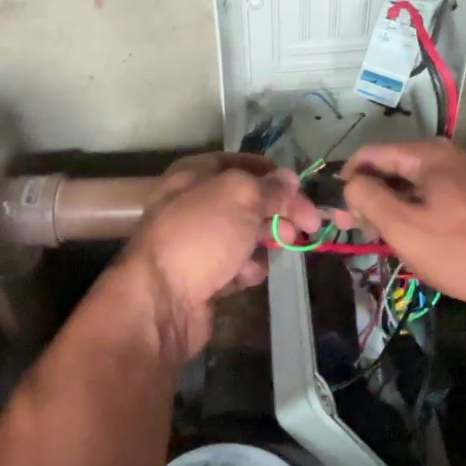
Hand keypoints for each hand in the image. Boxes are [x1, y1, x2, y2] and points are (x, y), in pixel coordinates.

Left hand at [116, 153, 319, 356]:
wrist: (160, 301)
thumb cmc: (200, 236)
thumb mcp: (241, 197)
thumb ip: (270, 187)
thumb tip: (289, 179)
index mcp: (196, 174)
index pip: (244, 164)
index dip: (275, 176)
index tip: (302, 191)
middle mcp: (194, 203)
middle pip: (249, 201)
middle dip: (279, 211)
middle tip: (305, 226)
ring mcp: (197, 242)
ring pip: (246, 234)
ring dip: (267, 240)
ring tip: (281, 248)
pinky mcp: (203, 275)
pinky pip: (237, 265)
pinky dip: (247, 269)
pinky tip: (247, 276)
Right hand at [341, 139, 465, 317]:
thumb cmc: (464, 252)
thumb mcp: (405, 228)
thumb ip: (369, 199)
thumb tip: (350, 184)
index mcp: (430, 154)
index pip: (372, 153)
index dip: (348, 179)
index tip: (337, 212)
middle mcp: (452, 153)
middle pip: (396, 166)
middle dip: (372, 195)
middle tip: (358, 230)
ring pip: (418, 182)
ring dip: (396, 205)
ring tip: (385, 237)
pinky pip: (440, 194)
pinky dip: (421, 209)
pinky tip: (419, 237)